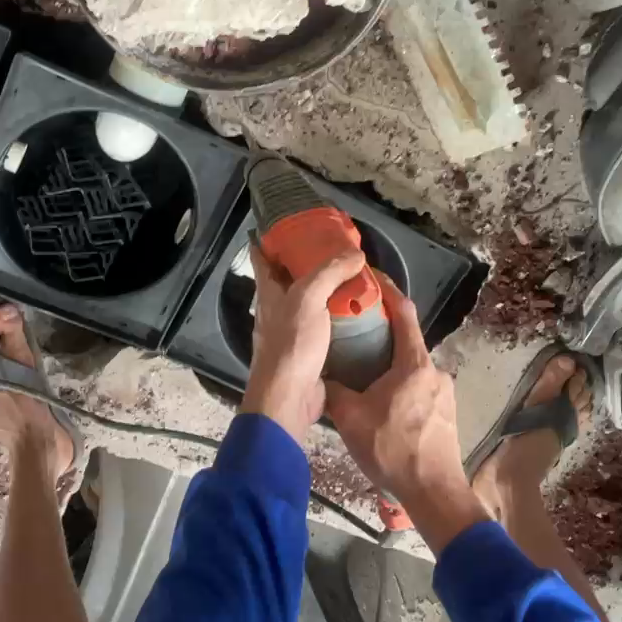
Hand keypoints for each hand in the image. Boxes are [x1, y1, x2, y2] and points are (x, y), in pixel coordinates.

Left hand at [243, 241, 367, 443]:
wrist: (289, 398)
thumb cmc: (291, 344)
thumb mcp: (308, 298)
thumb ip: (329, 272)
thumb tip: (355, 253)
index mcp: (269, 293)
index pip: (262, 257)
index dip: (269, 238)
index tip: (287, 224)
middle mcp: (276, 310)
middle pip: (289, 279)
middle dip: (308, 263)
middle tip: (336, 250)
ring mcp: (291, 332)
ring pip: (309, 304)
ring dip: (328, 292)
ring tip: (354, 279)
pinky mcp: (309, 352)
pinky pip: (325, 328)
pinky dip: (339, 319)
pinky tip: (359, 315)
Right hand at [324, 273, 487, 552]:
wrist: (434, 493)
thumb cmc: (392, 449)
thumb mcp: (350, 417)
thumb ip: (334, 391)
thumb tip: (320, 378)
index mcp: (413, 363)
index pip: (404, 312)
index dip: (387, 290)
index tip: (370, 277)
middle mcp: (435, 371)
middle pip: (406, 341)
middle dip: (381, 334)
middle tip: (353, 332)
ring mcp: (444, 393)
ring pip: (411, 368)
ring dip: (389, 366)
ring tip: (362, 373)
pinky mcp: (446, 413)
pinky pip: (419, 388)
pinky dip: (400, 386)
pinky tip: (381, 403)